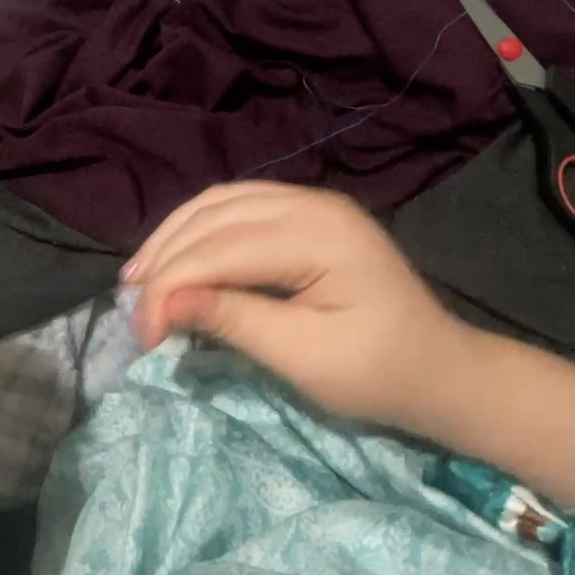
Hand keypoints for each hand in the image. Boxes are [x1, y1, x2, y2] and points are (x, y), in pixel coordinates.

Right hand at [124, 182, 474, 429]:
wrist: (442, 369)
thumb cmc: (380, 374)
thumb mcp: (306, 359)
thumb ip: (234, 321)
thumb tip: (163, 302)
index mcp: (320, 235)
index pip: (222, 248)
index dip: (171, 286)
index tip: (143, 335)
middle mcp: (311, 202)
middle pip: (214, 215)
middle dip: (165, 260)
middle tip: (132, 310)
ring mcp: (309, 200)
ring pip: (218, 202)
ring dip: (173, 237)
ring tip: (137, 278)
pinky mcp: (304, 211)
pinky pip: (235, 206)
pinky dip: (197, 230)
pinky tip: (176, 254)